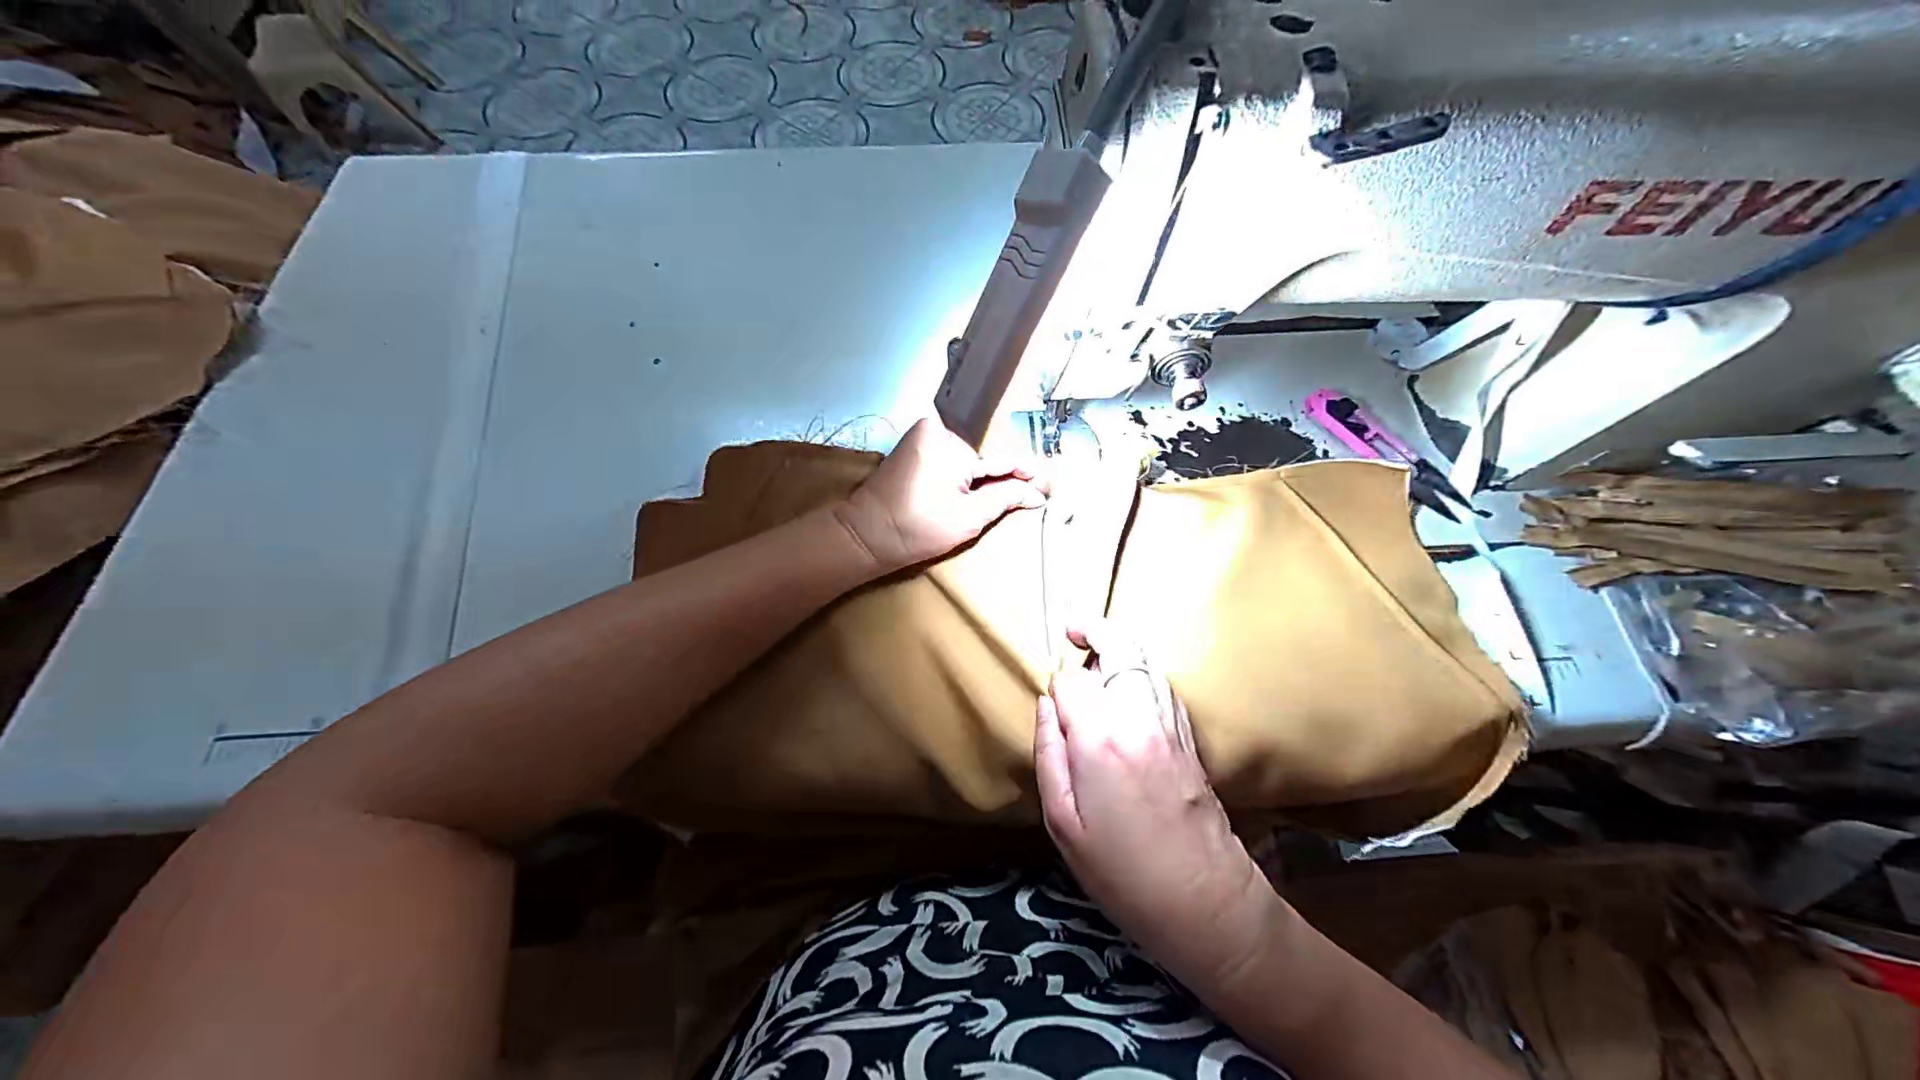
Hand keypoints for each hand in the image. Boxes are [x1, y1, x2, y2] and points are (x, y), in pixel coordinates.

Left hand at [832, 418, 1047, 571]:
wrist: (865, 534)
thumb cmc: (917, 529)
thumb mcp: (969, 518)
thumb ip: (1005, 498)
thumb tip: (1036, 493)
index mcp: (952, 444)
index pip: (1000, 459)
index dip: (1025, 475)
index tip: (1047, 485)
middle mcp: (938, 429)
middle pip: (982, 456)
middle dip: (1001, 476)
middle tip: (1026, 495)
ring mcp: (922, 435)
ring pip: (965, 457)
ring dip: (979, 476)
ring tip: (998, 496)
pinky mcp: (912, 445)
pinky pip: (948, 456)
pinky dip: (960, 473)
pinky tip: (970, 491)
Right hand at [1033, 619, 1284, 994]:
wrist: (1206, 903)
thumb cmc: (1121, 872)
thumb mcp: (1063, 822)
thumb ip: (1049, 754)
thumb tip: (1047, 707)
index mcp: (1102, 740)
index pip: (1072, 679)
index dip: (1056, 686)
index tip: (1052, 708)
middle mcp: (1140, 719)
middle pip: (1120, 648)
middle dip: (1094, 633)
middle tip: (1073, 632)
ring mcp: (1172, 725)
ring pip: (1146, 661)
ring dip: (1120, 650)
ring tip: (1096, 658)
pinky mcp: (1191, 738)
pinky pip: (1164, 685)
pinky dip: (1142, 673)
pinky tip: (1128, 690)